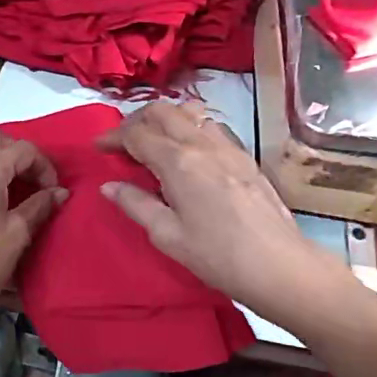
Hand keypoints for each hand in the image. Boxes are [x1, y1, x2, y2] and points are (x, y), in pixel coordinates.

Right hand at [95, 102, 359, 320]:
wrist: (278, 264)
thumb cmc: (218, 256)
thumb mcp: (168, 236)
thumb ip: (136, 205)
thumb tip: (108, 186)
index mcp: (178, 161)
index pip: (137, 134)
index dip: (113, 136)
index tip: (98, 148)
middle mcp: (202, 144)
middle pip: (164, 111)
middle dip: (137, 120)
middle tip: (123, 142)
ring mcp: (228, 146)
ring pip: (191, 113)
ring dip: (166, 118)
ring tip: (155, 142)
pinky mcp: (246, 156)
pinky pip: (212, 126)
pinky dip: (191, 127)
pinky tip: (190, 152)